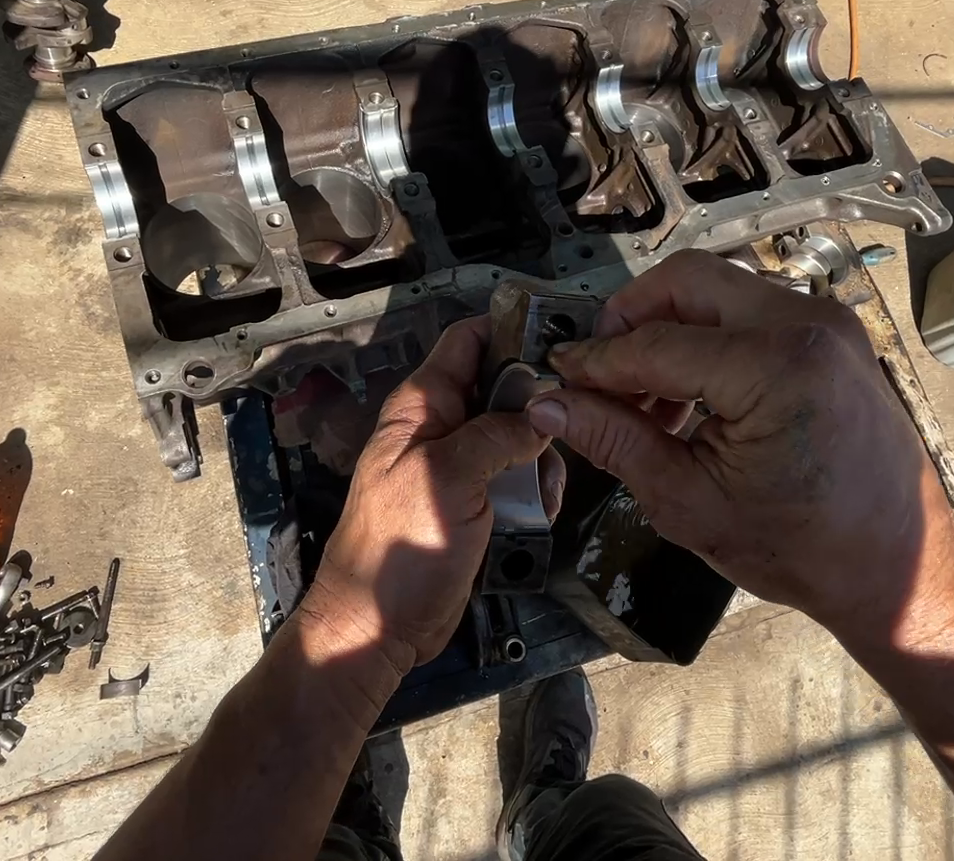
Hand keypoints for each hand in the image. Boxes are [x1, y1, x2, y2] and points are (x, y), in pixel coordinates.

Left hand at [304, 317, 556, 678]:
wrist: (380, 622)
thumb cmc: (402, 542)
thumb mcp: (449, 475)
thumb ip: (497, 434)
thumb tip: (542, 411)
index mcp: (424, 404)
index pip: (467, 341)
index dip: (509, 330)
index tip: (559, 338)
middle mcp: (443, 424)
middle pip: (501, 387)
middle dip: (537, 402)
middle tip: (573, 423)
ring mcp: (460, 463)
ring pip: (516, 433)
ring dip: (540, 453)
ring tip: (548, 487)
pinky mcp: (476, 498)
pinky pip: (514, 474)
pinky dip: (534, 485)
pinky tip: (543, 507)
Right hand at [522, 250, 953, 637]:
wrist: (901, 569)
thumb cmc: (801, 549)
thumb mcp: (688, 501)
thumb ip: (614, 439)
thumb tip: (550, 404)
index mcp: (774, 367)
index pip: (653, 344)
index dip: (595, 361)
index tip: (558, 375)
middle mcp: (805, 323)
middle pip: (684, 281)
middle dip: (629, 318)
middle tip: (599, 371)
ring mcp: (825, 321)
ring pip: (714, 289)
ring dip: (665, 329)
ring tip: (641, 396)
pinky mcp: (830, 333)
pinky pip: (745, 310)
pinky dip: (702, 337)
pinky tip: (685, 395)